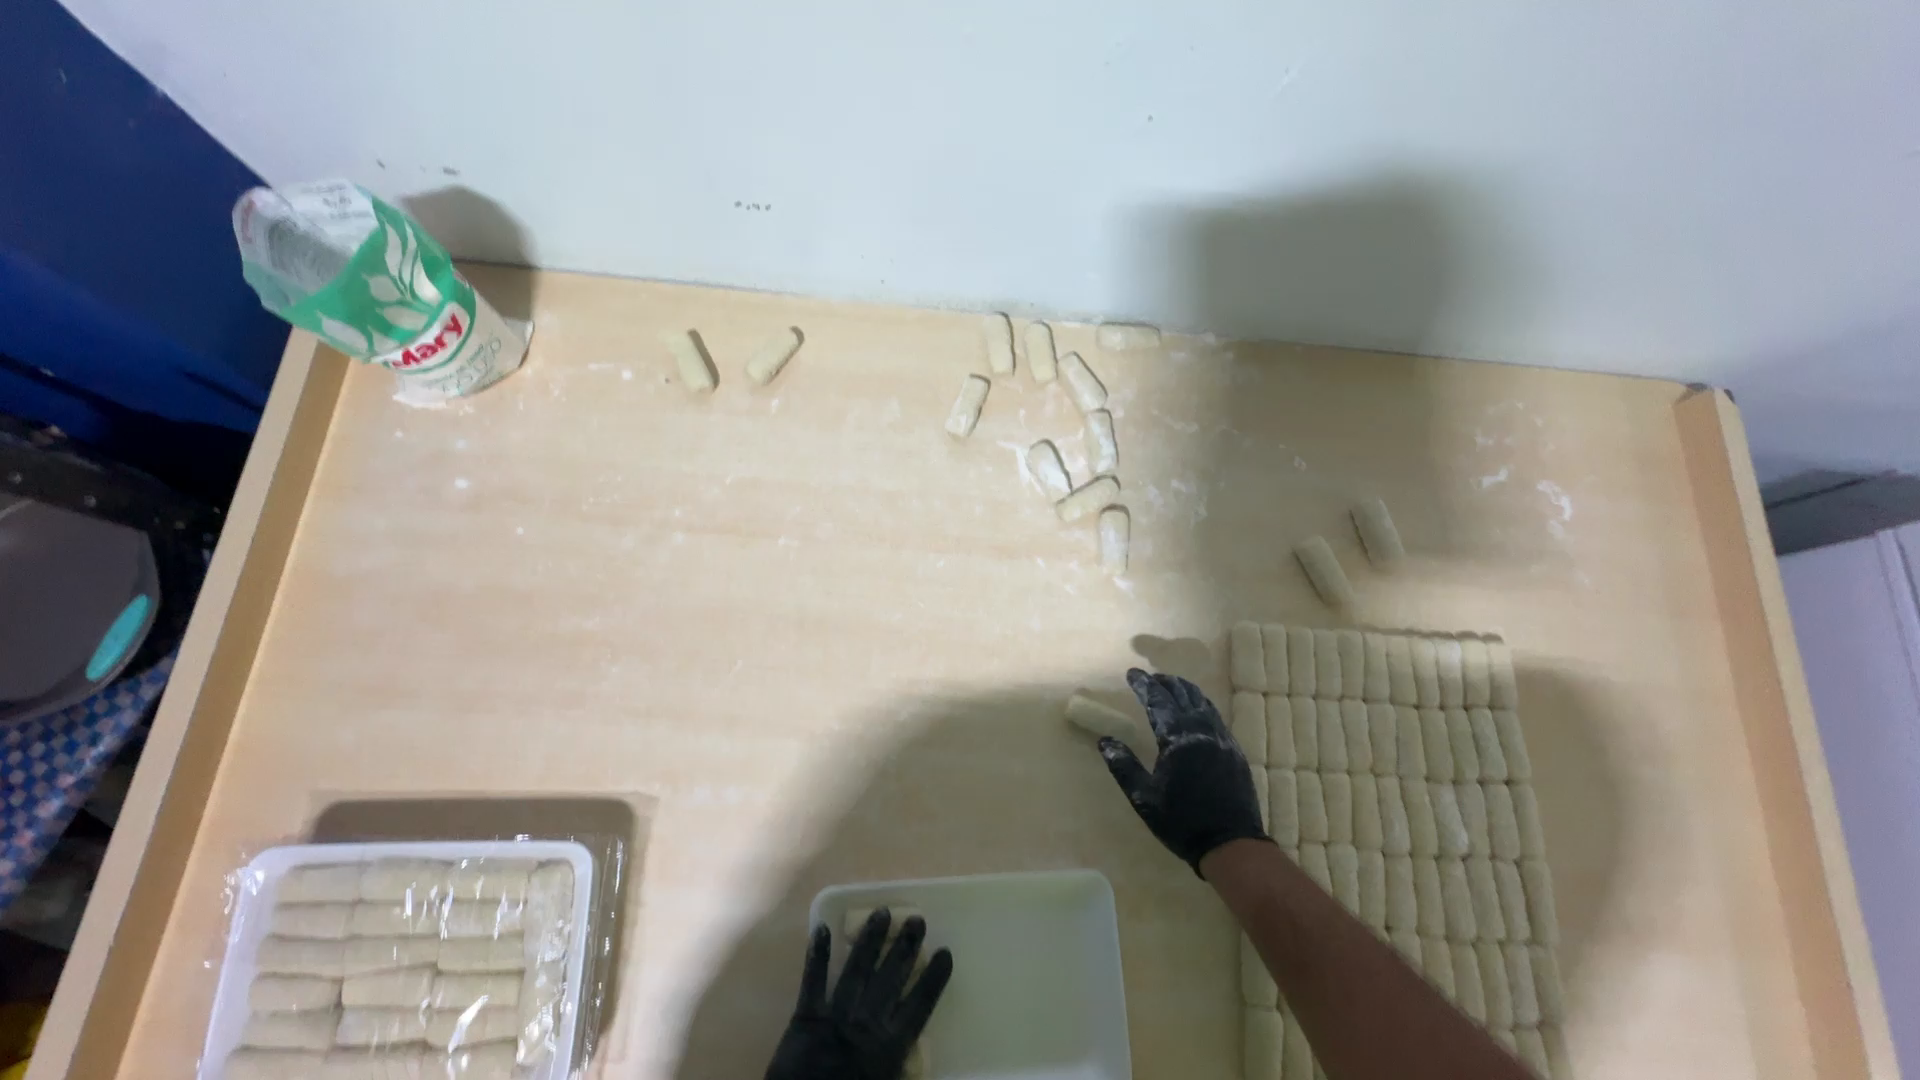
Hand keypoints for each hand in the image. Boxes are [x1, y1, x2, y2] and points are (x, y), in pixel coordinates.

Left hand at [765, 908, 954, 1079]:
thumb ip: (903, 1064)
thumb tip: (918, 1047)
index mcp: (890, 1045)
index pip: (919, 1005)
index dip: (933, 979)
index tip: (945, 952)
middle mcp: (868, 1023)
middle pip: (890, 978)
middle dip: (904, 948)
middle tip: (916, 920)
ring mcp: (837, 1016)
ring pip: (857, 971)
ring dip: (870, 941)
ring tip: (882, 913)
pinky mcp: (807, 1016)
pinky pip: (813, 981)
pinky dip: (816, 955)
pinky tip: (820, 928)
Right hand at [1098, 668, 1269, 874]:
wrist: (1230, 843)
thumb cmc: (1181, 821)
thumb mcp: (1143, 798)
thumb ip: (1124, 766)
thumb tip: (1105, 741)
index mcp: (1177, 740)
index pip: (1157, 702)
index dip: (1144, 685)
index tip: (1132, 673)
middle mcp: (1202, 732)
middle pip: (1183, 696)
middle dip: (1165, 683)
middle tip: (1151, 677)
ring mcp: (1222, 740)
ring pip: (1203, 704)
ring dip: (1186, 690)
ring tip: (1173, 685)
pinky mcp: (1235, 751)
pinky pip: (1216, 718)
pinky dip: (1202, 706)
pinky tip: (1198, 710)